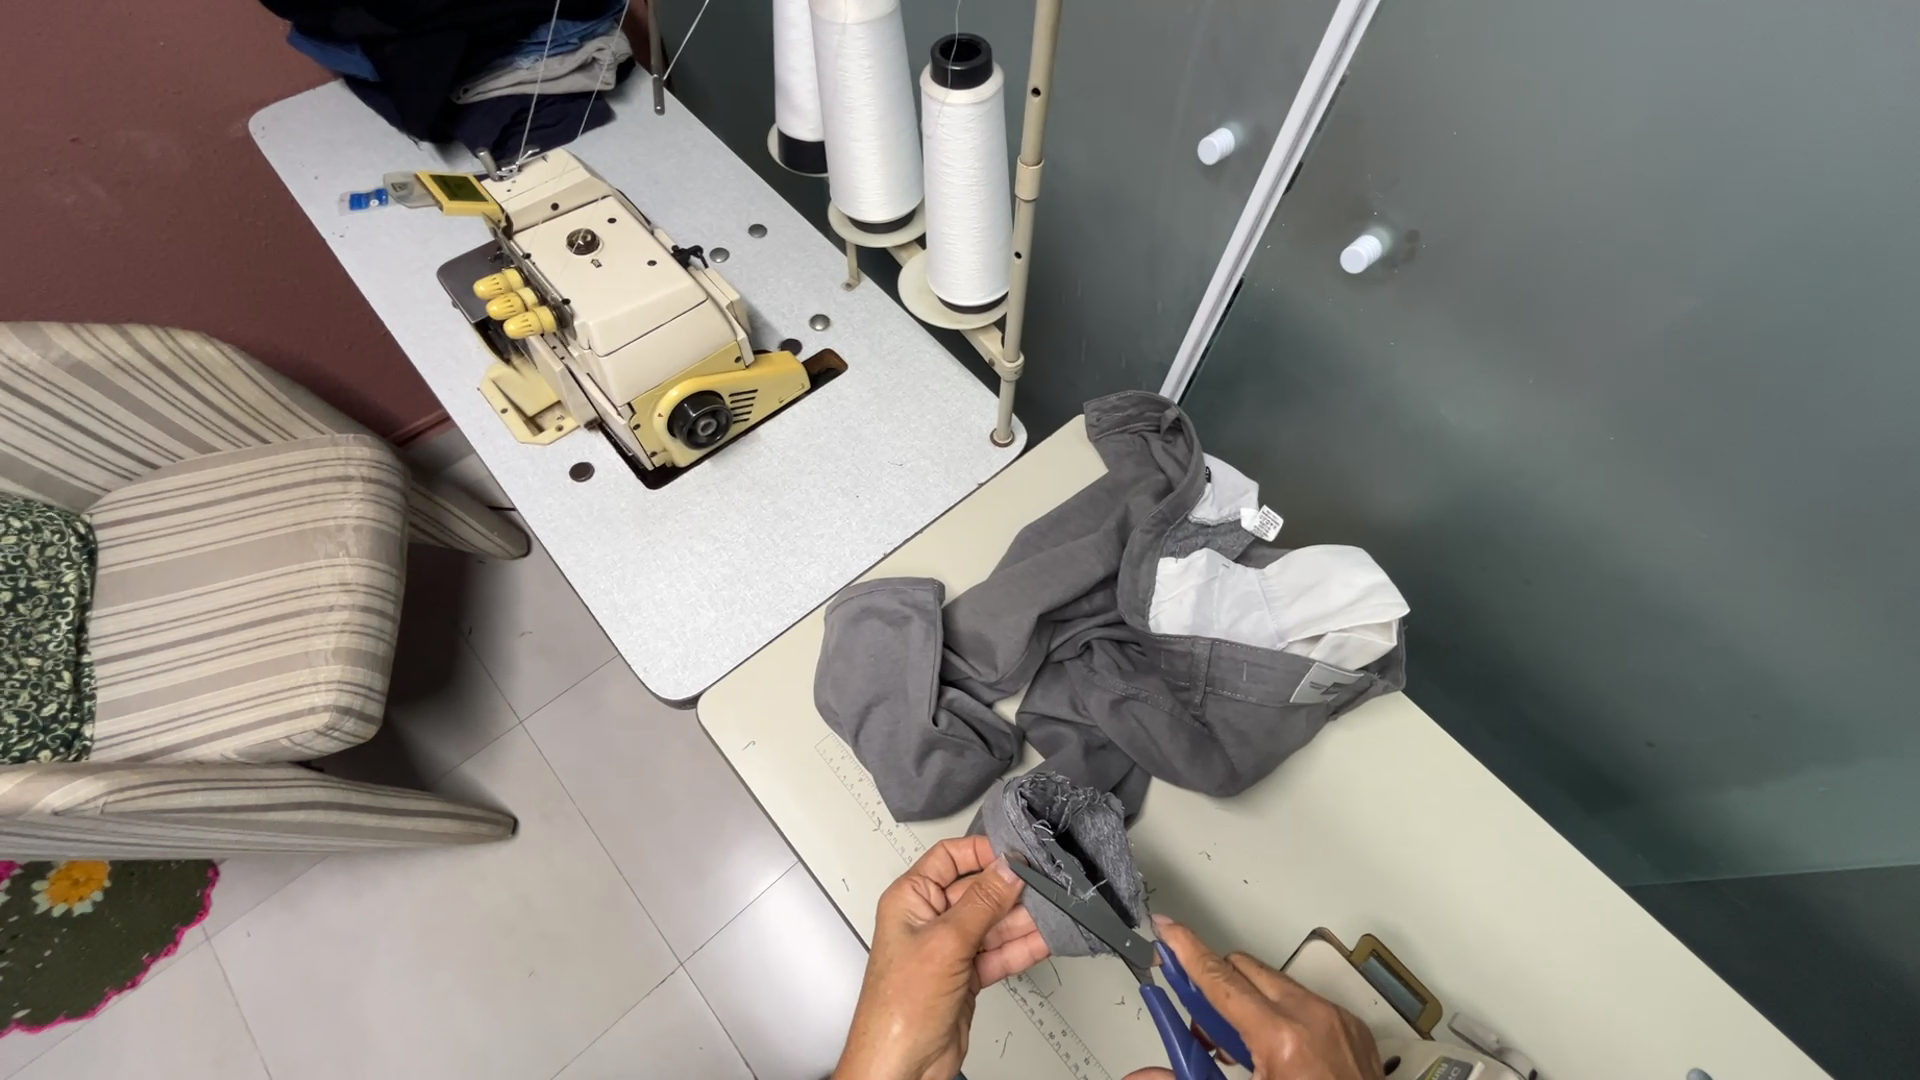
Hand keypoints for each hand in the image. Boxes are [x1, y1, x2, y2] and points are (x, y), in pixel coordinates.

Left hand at [833, 836, 1051, 1079]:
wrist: (901, 1069)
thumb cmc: (897, 1008)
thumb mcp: (945, 942)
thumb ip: (982, 903)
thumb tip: (1007, 869)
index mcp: (911, 898)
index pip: (949, 857)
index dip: (981, 851)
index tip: (1014, 852)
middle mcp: (929, 919)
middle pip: (977, 890)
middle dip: (1009, 888)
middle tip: (1042, 883)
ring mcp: (949, 948)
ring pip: (992, 922)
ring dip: (1021, 918)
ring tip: (1051, 909)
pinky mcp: (966, 975)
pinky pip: (999, 952)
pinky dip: (1021, 946)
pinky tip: (1043, 938)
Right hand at [1125, 916, 1382, 1079]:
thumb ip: (1190, 1076)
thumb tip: (1142, 1075)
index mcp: (1281, 1039)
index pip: (1218, 976)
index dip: (1184, 948)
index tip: (1164, 928)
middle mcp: (1312, 1017)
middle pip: (1241, 967)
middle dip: (1214, 984)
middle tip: (1200, 1023)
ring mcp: (1337, 1020)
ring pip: (1272, 980)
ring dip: (1247, 1000)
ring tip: (1240, 1045)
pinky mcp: (1354, 1028)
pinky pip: (1303, 1000)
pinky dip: (1280, 1012)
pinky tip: (1277, 1052)